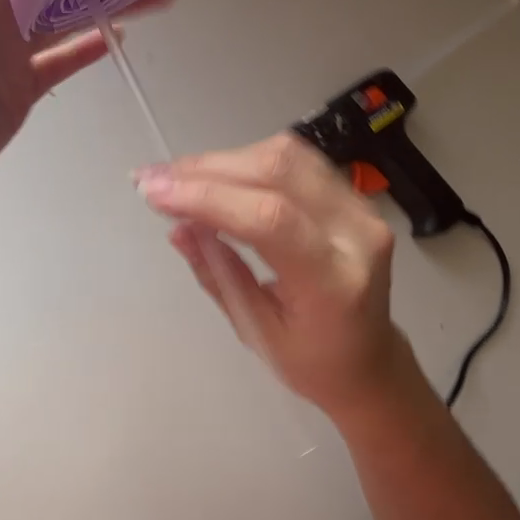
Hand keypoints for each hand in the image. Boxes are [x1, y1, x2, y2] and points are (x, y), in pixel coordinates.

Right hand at [139, 134, 420, 416]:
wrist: (369, 362)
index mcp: (333, 283)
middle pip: (278, 173)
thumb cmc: (310, 361)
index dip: (206, 197)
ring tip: (173, 179)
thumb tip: (177, 227)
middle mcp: (357, 235)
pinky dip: (245, 162)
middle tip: (150, 180)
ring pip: (287, 156)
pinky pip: (297, 162)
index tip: (151, 192)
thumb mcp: (254, 330)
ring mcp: (362, 210)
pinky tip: (209, 177)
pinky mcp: (354, 198)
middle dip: (205, 170)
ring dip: (221, 161)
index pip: (269, 219)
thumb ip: (218, 273)